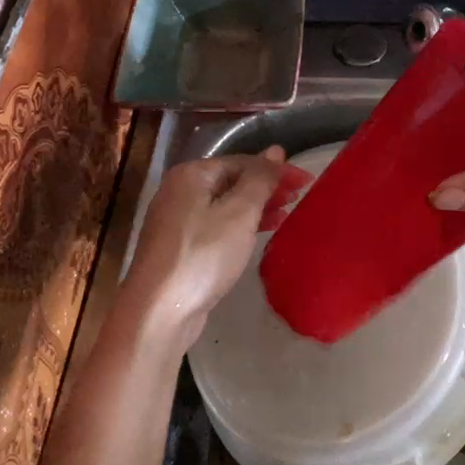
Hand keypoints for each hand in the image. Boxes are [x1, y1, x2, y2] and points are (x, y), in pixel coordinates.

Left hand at [126, 147, 310, 346]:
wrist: (158, 314)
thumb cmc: (203, 256)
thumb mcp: (240, 213)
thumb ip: (260, 179)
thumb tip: (275, 151)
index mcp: (192, 174)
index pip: (243, 161)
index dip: (277, 170)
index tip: (306, 182)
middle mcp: (179, 190)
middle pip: (232, 180)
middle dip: (266, 188)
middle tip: (298, 198)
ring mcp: (176, 220)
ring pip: (225, 203)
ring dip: (256, 207)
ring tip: (285, 215)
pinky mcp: (178, 247)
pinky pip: (216, 224)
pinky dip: (239, 225)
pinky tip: (258, 234)